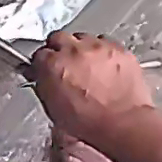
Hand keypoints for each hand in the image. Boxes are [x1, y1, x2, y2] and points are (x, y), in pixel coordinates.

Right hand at [32, 31, 158, 143]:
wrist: (122, 123)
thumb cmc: (89, 121)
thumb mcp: (52, 107)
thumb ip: (44, 85)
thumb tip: (42, 77)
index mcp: (52, 65)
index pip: (39, 54)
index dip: (42, 63)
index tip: (46, 68)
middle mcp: (73, 51)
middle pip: (58, 38)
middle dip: (59, 48)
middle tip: (65, 62)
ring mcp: (97, 48)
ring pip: (83, 38)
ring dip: (82, 49)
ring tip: (87, 65)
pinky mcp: (119, 49)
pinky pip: (106, 43)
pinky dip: (103, 52)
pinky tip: (104, 67)